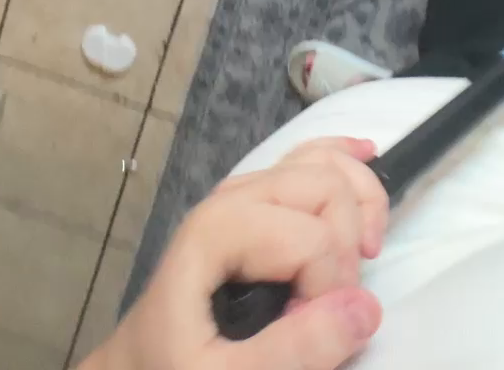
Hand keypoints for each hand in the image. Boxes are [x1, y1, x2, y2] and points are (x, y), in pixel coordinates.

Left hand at [83, 137, 390, 369]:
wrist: (136, 365)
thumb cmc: (171, 369)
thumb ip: (292, 351)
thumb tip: (365, 307)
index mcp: (219, 230)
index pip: (313, 237)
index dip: (329, 288)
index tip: (310, 331)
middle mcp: (234, 196)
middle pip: (325, 187)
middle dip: (349, 244)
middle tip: (335, 305)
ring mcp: (246, 191)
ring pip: (323, 165)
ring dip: (359, 202)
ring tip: (365, 256)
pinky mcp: (256, 199)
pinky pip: (307, 157)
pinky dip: (342, 157)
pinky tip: (366, 154)